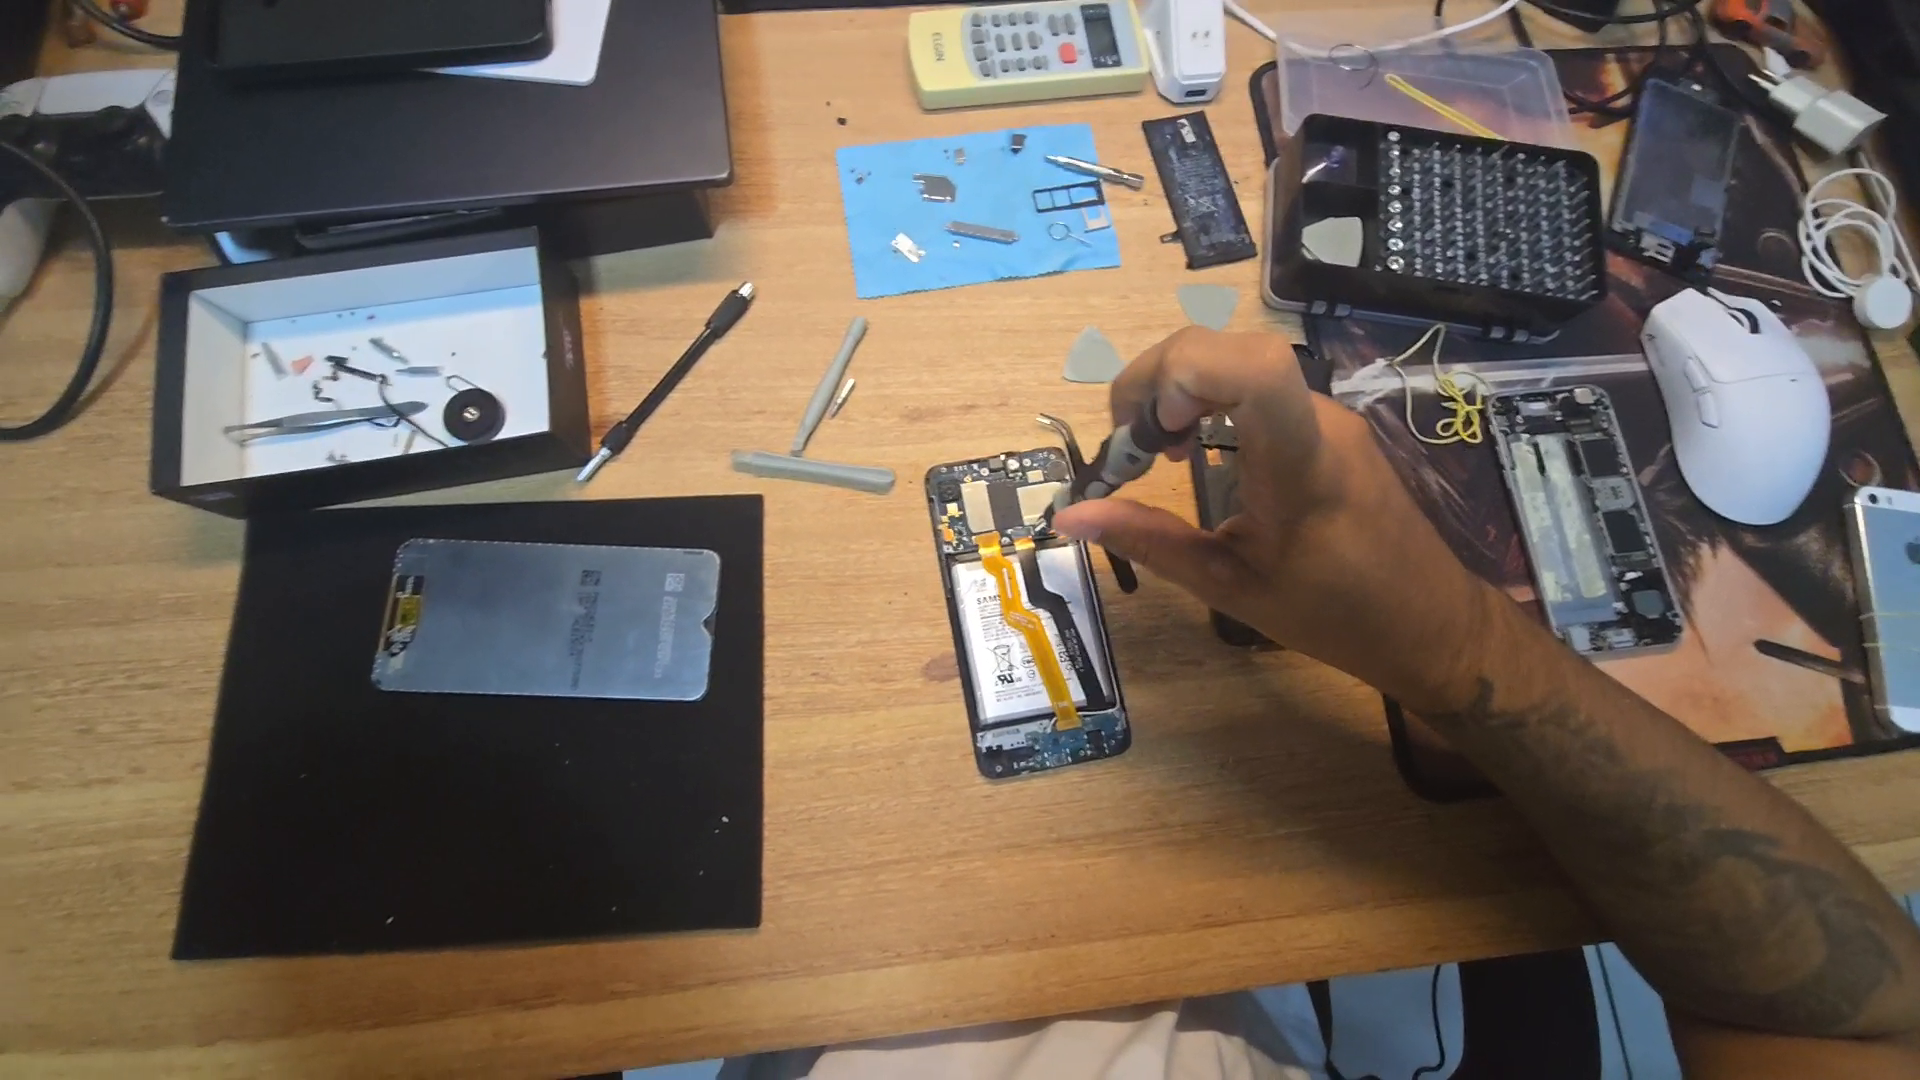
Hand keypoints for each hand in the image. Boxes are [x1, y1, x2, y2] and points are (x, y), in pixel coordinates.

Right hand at [1051, 327, 1495, 712]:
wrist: (1430, 622)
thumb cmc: (1332, 614)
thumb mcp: (1226, 586)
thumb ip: (1147, 540)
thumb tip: (1068, 517)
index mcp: (1298, 464)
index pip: (1252, 367)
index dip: (1180, 374)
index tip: (1151, 436)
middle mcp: (1316, 419)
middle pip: (1226, 348)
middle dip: (1154, 383)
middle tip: (1131, 448)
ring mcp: (1324, 414)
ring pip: (1235, 361)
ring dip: (1175, 392)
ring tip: (1156, 455)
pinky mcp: (1325, 422)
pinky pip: (1253, 386)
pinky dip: (1203, 403)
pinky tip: (1193, 454)